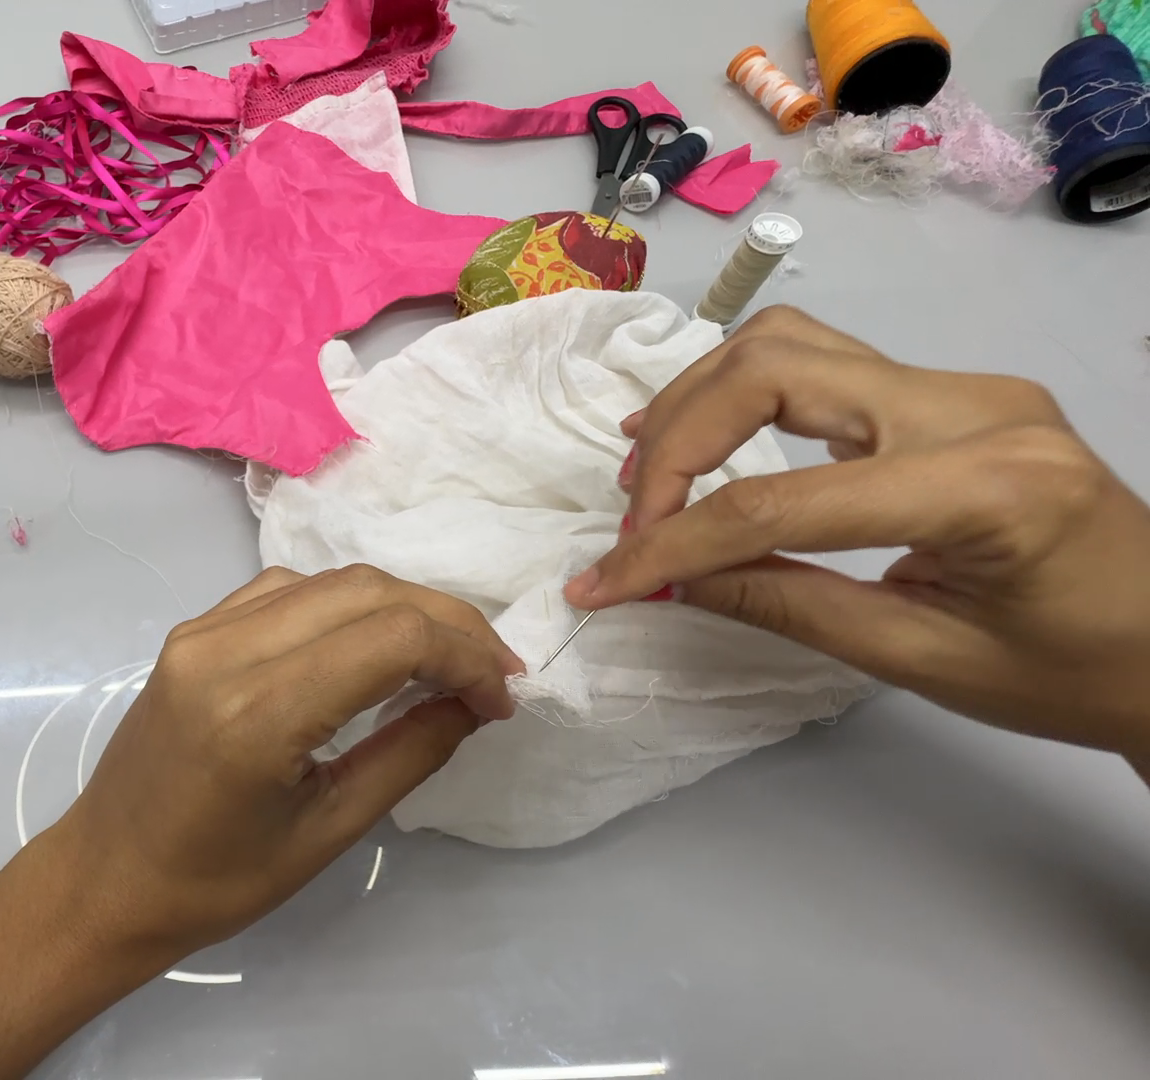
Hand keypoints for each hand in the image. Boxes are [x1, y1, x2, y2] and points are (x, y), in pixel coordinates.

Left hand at [0, 566, 518, 1079]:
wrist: (106, 873)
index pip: (391, 636)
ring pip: (327, 580)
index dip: (465, 653)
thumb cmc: (215, 882)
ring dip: (396, 605)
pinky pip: (283, 590)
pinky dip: (341, 604)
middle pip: (365, 591)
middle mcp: (224, 649)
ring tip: (439, 655)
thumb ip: (410, 752)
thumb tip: (475, 700)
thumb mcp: (328, 832)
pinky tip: (364, 642)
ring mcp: (201, 631)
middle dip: (444, 620)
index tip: (502, 695)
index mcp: (257, 712)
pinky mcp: (191, 630)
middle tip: (487, 671)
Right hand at [564, 306, 1149, 767]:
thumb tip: (660, 580)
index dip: (670, 544)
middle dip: (673, 447)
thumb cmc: (1068, 672)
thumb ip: (776, 602)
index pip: (777, 501)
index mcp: (989, 486)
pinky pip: (801, 358)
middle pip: (767, 372)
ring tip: (646, 473)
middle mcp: (967, 404)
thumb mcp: (912, 657)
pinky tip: (686, 433)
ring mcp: (950, 385)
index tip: (601, 584)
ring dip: (690, 405)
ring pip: (777, 344)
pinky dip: (722, 391)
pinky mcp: (929, 391)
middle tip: (632, 519)